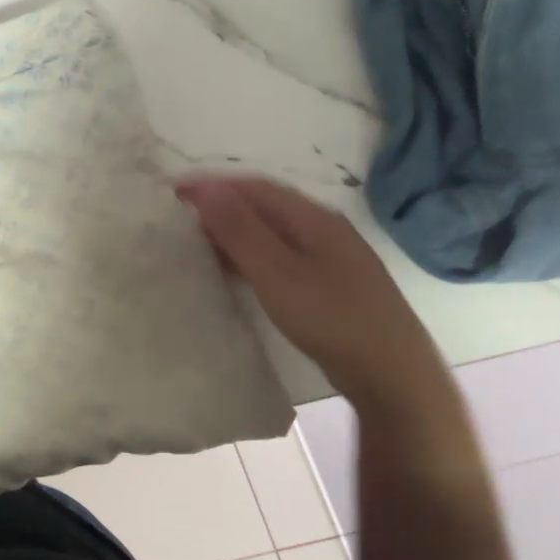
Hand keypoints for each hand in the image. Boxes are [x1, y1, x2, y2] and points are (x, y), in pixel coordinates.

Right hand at [175, 175, 444, 411]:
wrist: (391, 374)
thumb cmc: (331, 317)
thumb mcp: (276, 271)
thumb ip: (238, 228)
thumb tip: (202, 187)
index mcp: (314, 218)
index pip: (253, 187)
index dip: (210, 186)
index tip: (168, 195)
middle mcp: (323, 229)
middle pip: (263, 205)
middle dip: (218, 206)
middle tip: (175, 221)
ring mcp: (328, 257)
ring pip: (269, 231)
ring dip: (230, 231)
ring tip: (193, 244)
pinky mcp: (326, 283)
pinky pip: (277, 254)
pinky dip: (247, 254)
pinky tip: (230, 271)